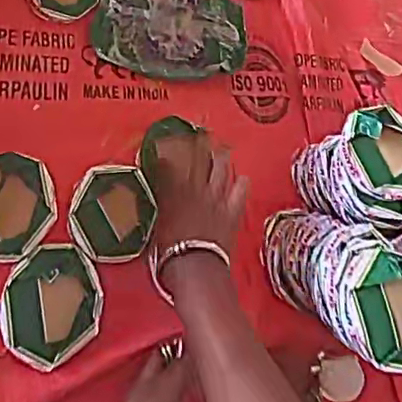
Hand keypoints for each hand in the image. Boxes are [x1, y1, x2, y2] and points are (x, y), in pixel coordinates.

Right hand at [145, 132, 248, 268]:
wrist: (195, 267)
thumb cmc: (170, 252)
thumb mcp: (158, 225)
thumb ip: (162, 205)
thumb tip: (161, 195)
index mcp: (173, 191)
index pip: (170, 163)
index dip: (169, 150)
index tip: (168, 142)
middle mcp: (195, 188)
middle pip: (199, 158)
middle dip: (200, 143)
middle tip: (202, 133)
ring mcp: (216, 197)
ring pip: (221, 168)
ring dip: (221, 156)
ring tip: (222, 148)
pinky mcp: (231, 209)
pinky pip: (240, 190)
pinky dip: (241, 182)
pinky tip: (242, 178)